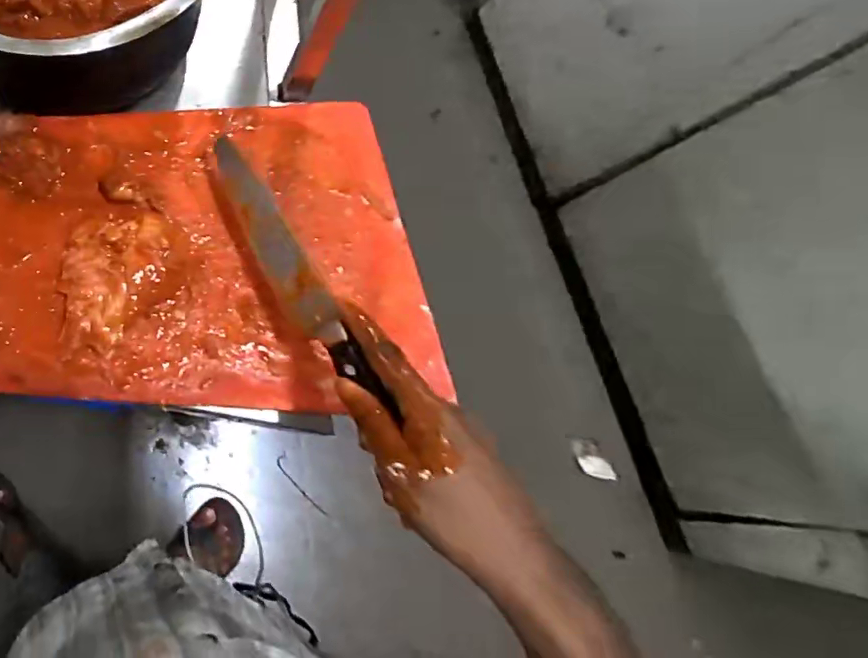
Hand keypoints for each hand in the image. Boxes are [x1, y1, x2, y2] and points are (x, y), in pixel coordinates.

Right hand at [331, 303, 554, 586]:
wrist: (523, 562)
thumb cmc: (452, 511)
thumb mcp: (399, 469)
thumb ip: (372, 423)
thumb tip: (344, 382)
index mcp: (428, 408)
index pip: (389, 359)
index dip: (364, 332)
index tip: (344, 305)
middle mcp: (447, 410)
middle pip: (397, 392)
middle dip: (374, 411)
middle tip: (369, 451)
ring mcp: (465, 432)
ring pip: (411, 422)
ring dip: (393, 444)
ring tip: (397, 490)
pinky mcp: (473, 453)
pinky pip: (428, 440)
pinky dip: (411, 456)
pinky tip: (416, 496)